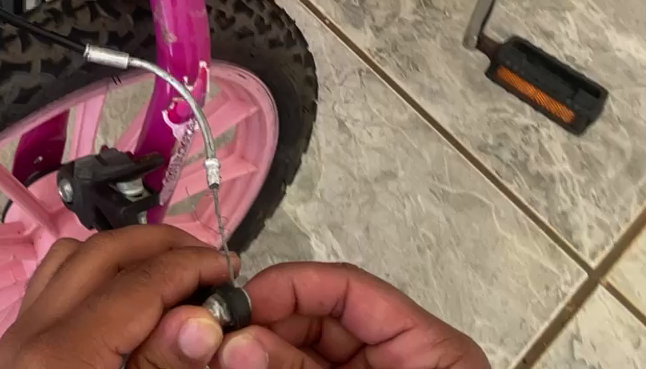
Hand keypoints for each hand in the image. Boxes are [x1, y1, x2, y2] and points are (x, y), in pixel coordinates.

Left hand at [0, 225, 239, 368]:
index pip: (139, 285)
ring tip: (172, 271)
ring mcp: (16, 335)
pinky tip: (124, 292)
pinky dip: (92, 270)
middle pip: (104, 254)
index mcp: (63, 353)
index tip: (231, 269)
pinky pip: (53, 282)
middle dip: (162, 245)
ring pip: (74, 257)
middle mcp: (32, 331)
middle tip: (209, 260)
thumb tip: (205, 319)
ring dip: (125, 252)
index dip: (192, 268)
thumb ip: (164, 366)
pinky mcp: (13, 348)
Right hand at [217, 263, 488, 368]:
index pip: (347, 286)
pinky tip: (241, 367)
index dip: (289, 285)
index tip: (239, 301)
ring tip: (223, 356)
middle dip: (266, 324)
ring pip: (303, 352)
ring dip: (259, 352)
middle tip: (220, 338)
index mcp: (425, 344)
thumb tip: (237, 342)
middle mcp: (396, 357)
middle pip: (318, 319)